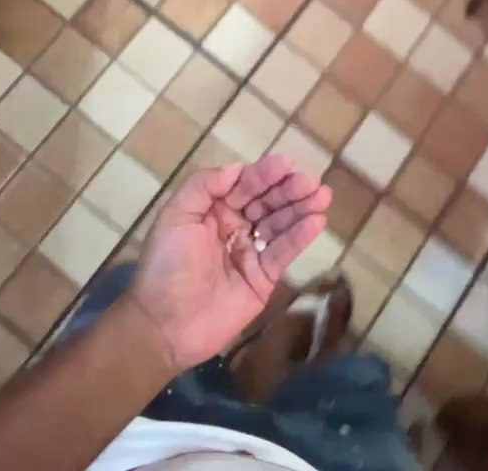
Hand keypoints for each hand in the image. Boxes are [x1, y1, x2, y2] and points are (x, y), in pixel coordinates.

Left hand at [127, 155, 330, 370]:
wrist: (164, 324)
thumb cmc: (166, 265)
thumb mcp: (176, 216)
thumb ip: (204, 187)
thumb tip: (237, 168)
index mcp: (213, 209)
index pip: (244, 185)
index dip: (264, 174)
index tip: (286, 163)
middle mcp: (235, 226)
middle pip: (267, 202)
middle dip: (289, 189)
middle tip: (311, 181)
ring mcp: (251, 252)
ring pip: (280, 224)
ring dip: (301, 208)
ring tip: (323, 195)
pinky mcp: (263, 278)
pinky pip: (284, 252)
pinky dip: (300, 236)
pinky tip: (316, 221)